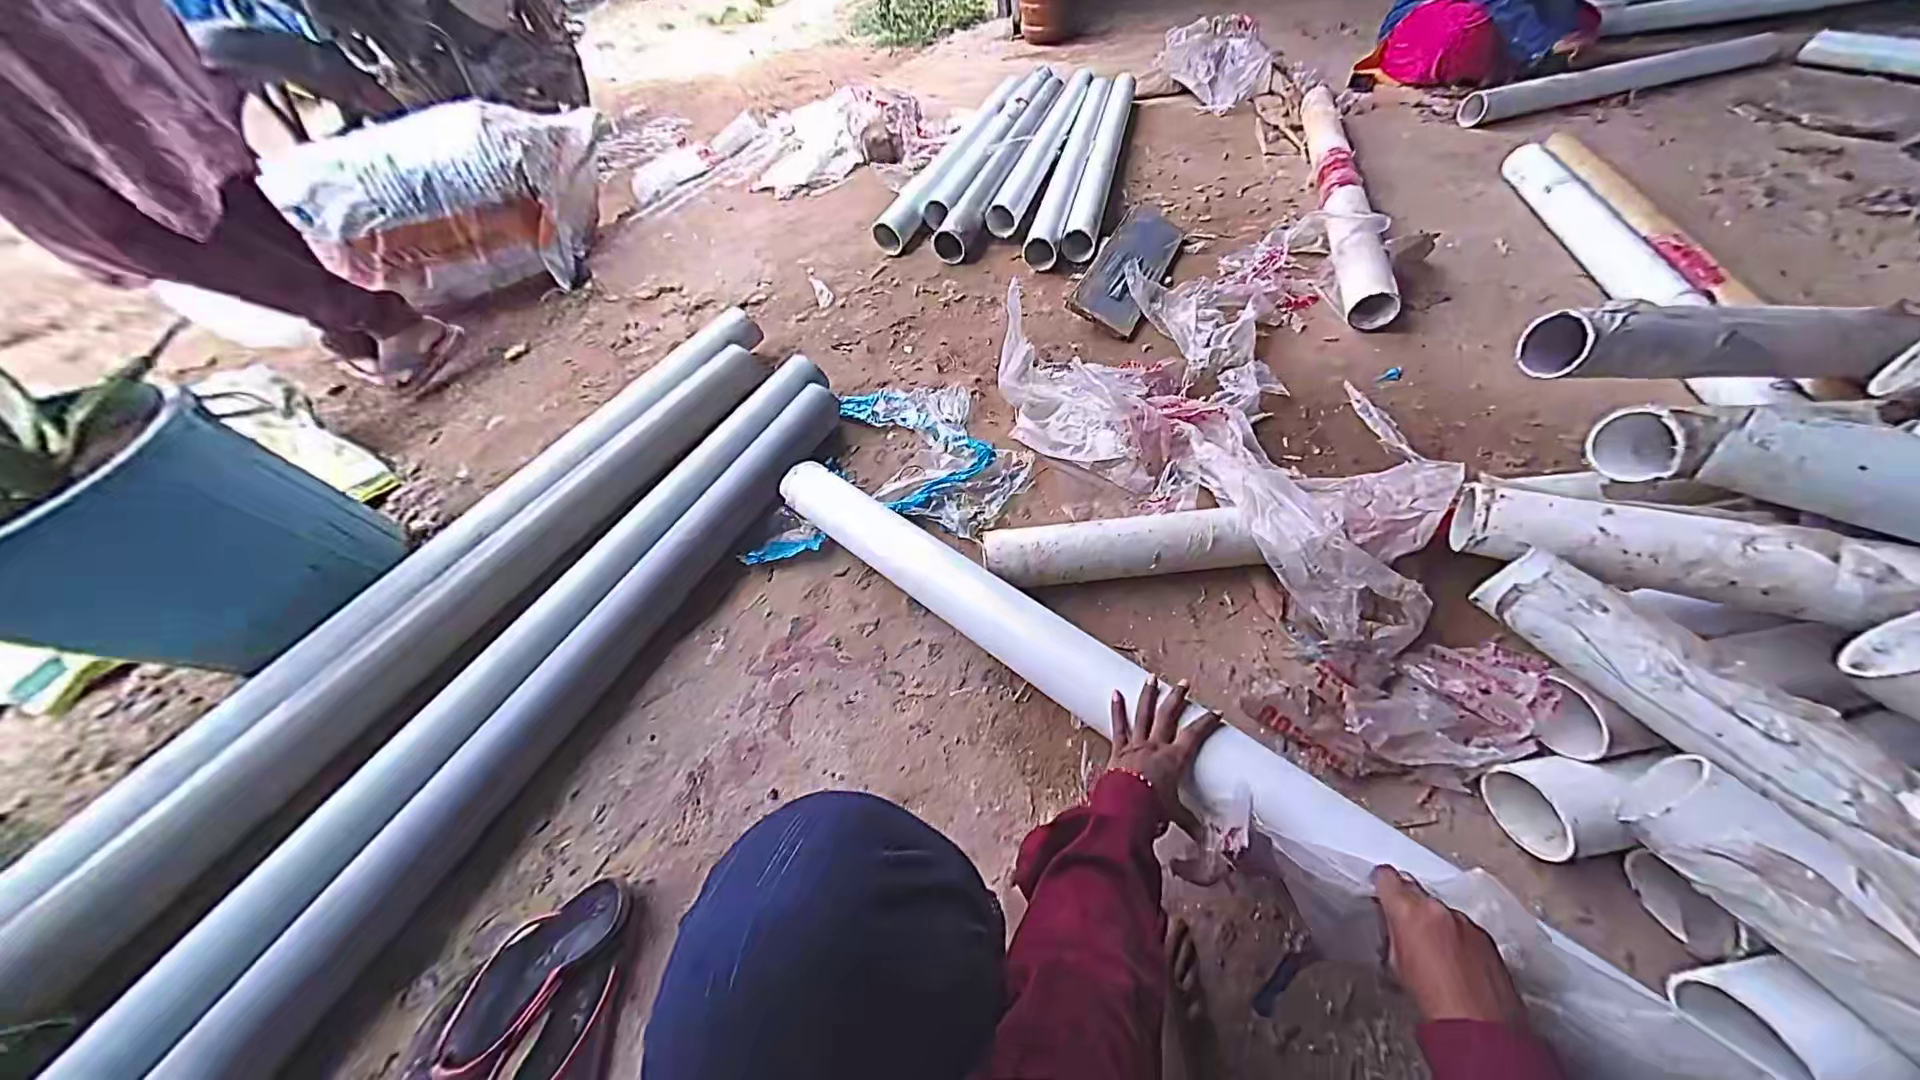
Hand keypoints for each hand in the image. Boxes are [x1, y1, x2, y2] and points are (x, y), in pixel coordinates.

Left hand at [1107, 676, 1222, 824]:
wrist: (1123, 808)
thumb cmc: (1152, 811)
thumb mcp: (1174, 815)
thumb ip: (1189, 823)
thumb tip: (1206, 841)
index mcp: (1174, 758)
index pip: (1195, 735)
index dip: (1207, 722)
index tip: (1217, 711)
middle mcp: (1156, 745)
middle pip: (1168, 715)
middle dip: (1178, 698)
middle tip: (1184, 682)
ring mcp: (1136, 744)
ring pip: (1144, 714)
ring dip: (1148, 695)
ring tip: (1151, 677)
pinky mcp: (1118, 748)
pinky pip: (1118, 725)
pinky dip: (1117, 709)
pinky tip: (1115, 692)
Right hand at [1371, 865, 1527, 1026]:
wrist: (1480, 1028)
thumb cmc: (1435, 1000)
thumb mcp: (1395, 961)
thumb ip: (1390, 930)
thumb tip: (1391, 922)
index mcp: (1407, 911)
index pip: (1386, 876)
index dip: (1382, 883)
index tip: (1382, 890)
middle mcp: (1437, 910)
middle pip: (1414, 889)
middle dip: (1408, 902)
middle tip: (1406, 923)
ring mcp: (1464, 922)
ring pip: (1440, 908)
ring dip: (1435, 921)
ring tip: (1436, 950)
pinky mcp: (1486, 938)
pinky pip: (1463, 926)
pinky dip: (1457, 935)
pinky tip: (1456, 960)